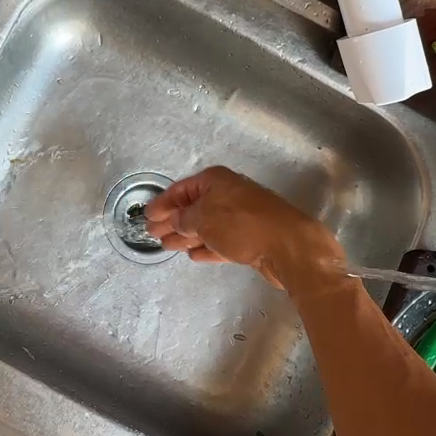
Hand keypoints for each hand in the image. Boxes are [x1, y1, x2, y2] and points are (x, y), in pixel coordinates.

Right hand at [144, 166, 344, 288]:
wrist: (288, 247)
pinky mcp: (249, 240)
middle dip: (172, 220)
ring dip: (186, 236)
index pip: (181, 189)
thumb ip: (183, 219)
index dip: (162, 203)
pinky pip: (220, 242)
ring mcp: (240, 218)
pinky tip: (193, 254)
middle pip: (193, 208)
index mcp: (216, 181)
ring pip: (206, 227)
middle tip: (152, 232)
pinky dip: (206, 247)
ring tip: (167, 245)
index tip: (147, 215)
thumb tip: (173, 221)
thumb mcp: (203, 218)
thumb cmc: (242, 225)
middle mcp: (228, 195)